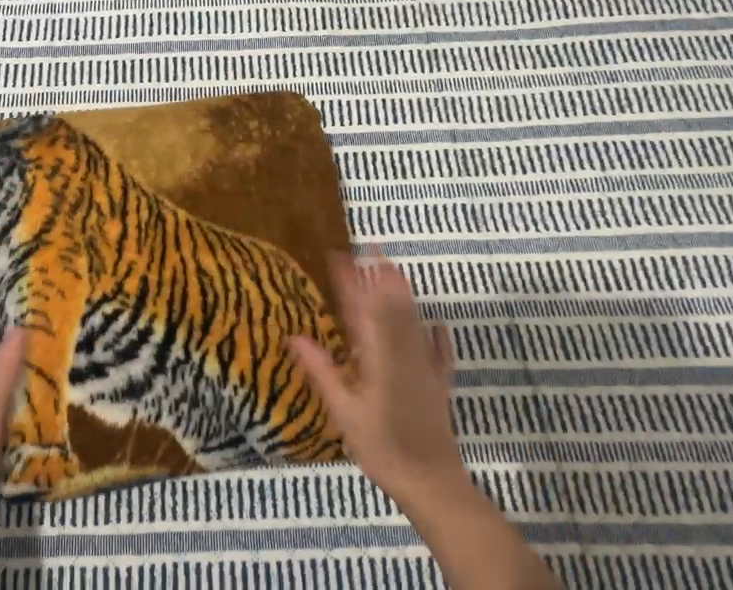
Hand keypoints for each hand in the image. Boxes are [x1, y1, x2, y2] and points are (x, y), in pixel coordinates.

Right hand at [289, 253, 465, 510]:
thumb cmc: (381, 446)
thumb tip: (293, 335)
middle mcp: (404, 353)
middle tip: (368, 249)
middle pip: (391, 306)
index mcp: (378, 356)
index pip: (360, 308)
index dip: (349, 281)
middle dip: (378, 276)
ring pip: (414, 320)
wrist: (431, 481)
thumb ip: (321, 370)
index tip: (337, 255)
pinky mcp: (439, 384)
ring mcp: (425, 367)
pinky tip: (438, 323)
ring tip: (394, 270)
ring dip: (403, 293)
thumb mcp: (343, 410)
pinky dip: (437, 335)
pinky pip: (439, 352)